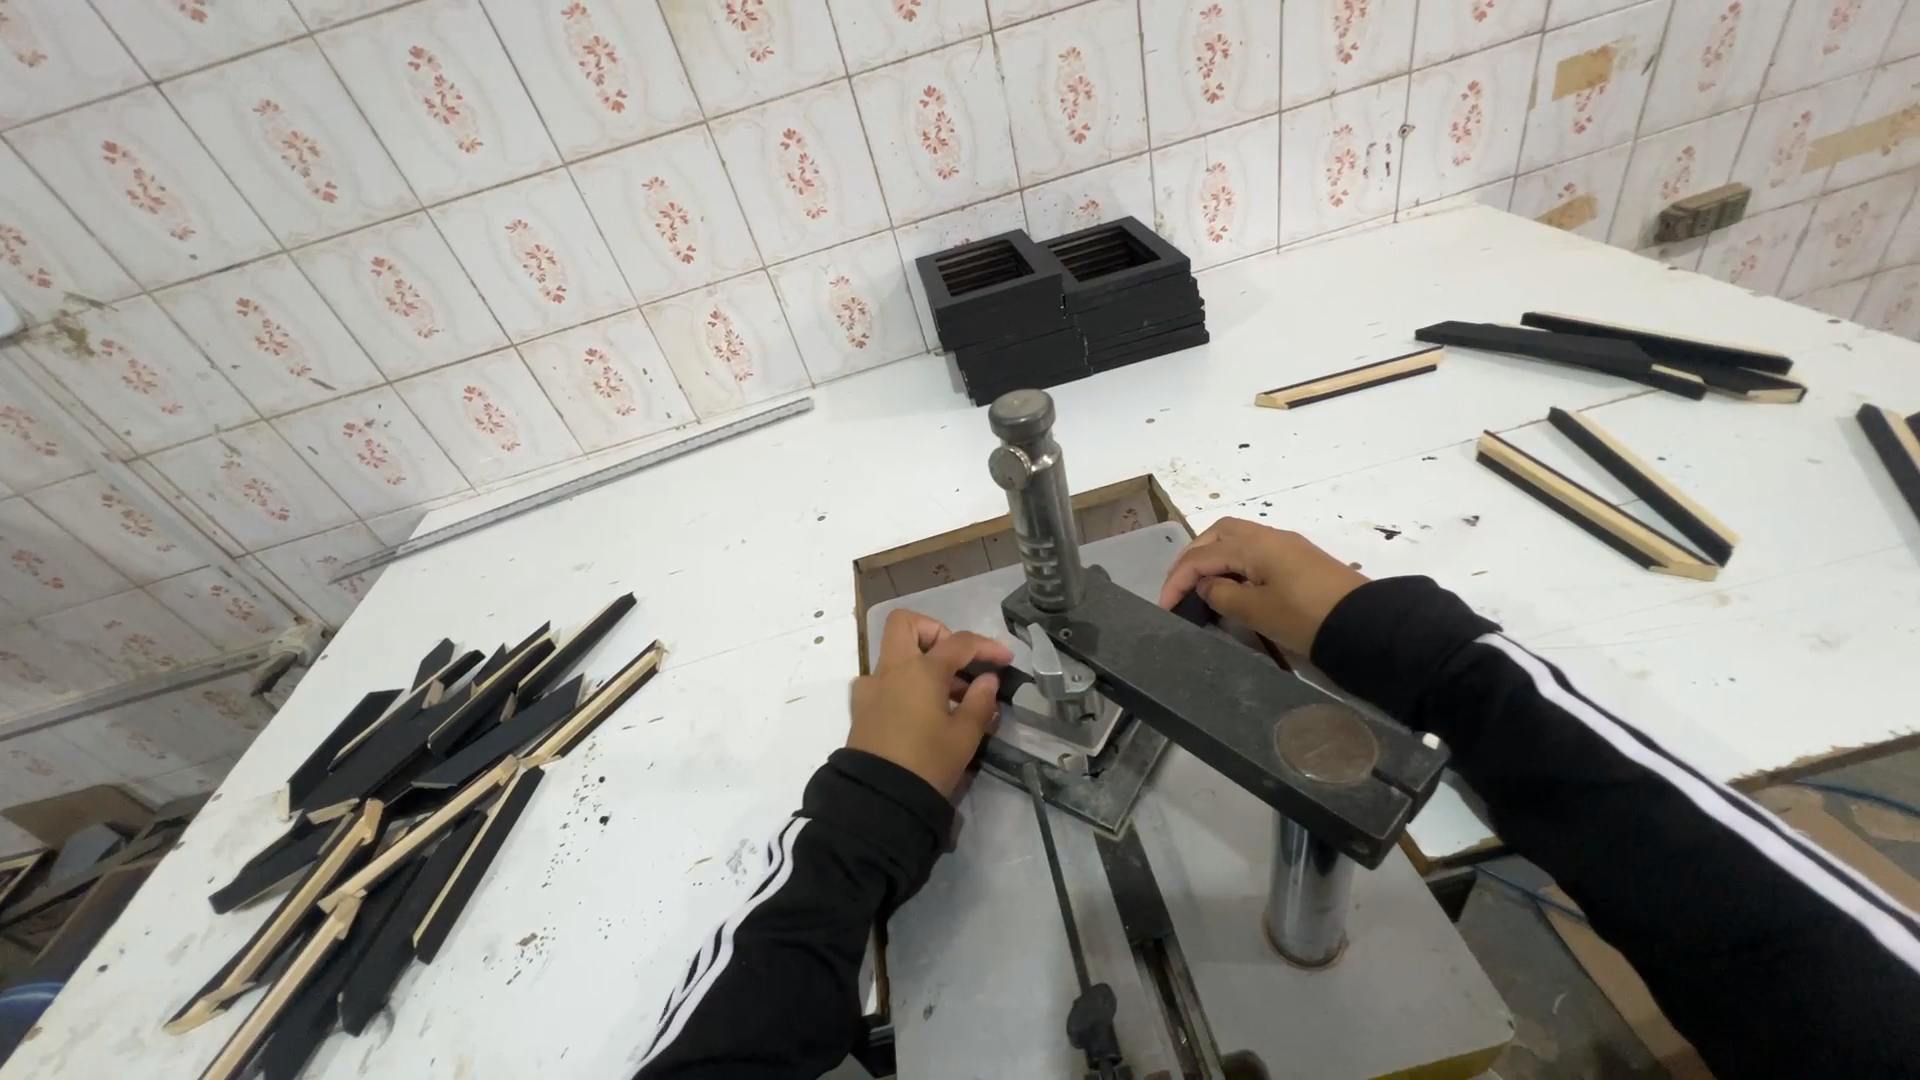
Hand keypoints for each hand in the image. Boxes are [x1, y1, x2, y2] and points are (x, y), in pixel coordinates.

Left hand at [849, 610, 1014, 798]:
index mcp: (921, 670)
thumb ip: (980, 702)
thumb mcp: (964, 737)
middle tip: (957, 659)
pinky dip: (904, 682)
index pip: (959, 643)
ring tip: (950, 695)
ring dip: (921, 659)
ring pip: (893, 652)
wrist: (878, 799)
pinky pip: (883, 679)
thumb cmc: (927, 763)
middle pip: (906, 624)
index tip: (1006, 660)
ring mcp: (871, 687)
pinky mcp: (861, 708)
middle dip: (935, 631)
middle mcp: (892, 669)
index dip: (986, 646)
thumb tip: (987, 680)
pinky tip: (921, 709)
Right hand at [1157, 518, 1368, 654]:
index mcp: (1254, 545)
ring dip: (1211, 557)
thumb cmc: (1307, 617)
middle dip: (1190, 558)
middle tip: (1177, 587)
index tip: (1164, 607)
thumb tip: (1206, 585)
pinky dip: (1230, 562)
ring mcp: (1285, 546)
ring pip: (1235, 539)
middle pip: (1216, 535)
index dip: (1177, 580)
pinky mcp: (1297, 560)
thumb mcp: (1257, 611)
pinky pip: (1252, 550)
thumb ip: (1222, 595)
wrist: (1368, 626)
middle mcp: (1267, 536)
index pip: (1202, 557)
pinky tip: (1228, 584)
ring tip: (1198, 584)